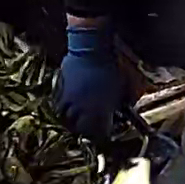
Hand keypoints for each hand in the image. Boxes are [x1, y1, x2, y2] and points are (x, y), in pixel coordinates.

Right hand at [57, 23, 125, 141]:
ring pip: (68, 119)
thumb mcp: (124, 86)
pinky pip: (60, 106)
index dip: (103, 135)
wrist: (91, 49)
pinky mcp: (61, 91)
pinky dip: (64, 109)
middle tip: (92, 127)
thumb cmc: (111, 67)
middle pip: (81, 130)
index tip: (105, 133)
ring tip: (79, 118)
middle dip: (87, 130)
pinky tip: (70, 106)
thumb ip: (124, 102)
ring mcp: (70, 102)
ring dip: (74, 120)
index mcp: (100, 111)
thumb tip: (124, 109)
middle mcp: (83, 110)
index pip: (100, 133)